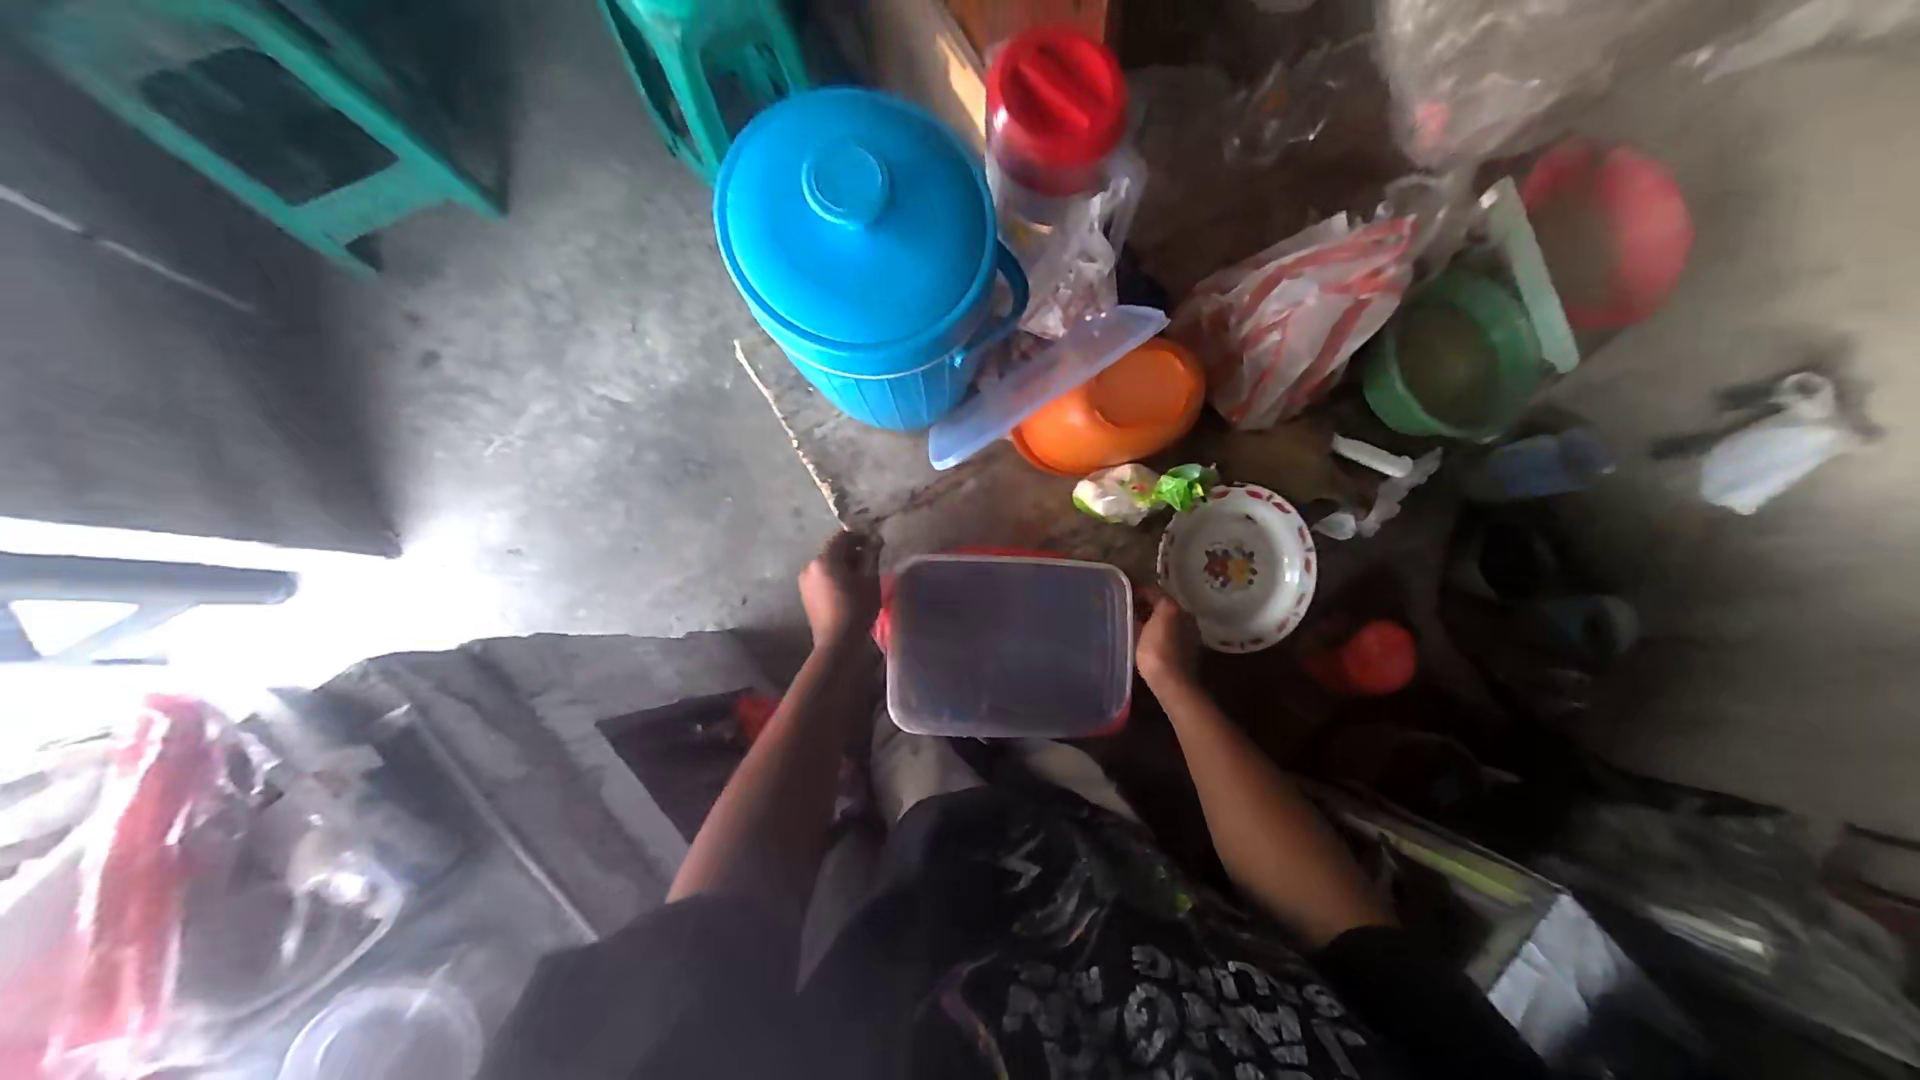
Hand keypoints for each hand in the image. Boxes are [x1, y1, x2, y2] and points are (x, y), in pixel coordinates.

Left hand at [798, 530, 880, 645]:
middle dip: (852, 551)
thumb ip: (872, 556)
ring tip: (860, 575)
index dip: (860, 537)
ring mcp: (804, 580)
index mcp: (825, 559)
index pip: (843, 536)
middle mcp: (810, 565)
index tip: (874, 543)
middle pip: (833, 549)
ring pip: (827, 563)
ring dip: (843, 564)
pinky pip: (821, 576)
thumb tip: (875, 540)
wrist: (837, 642)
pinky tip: (847, 587)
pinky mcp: (805, 592)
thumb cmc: (857, 609)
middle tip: (870, 560)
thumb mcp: (870, 580)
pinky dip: (834, 575)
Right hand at [1136, 591, 1199, 688]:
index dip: (1137, 593)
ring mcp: (1192, 630)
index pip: (1152, 592)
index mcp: (1172, 606)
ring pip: (1170, 618)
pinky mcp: (1194, 645)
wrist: (1174, 682)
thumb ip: (1135, 615)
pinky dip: (1165, 631)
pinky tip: (1153, 640)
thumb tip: (1131, 607)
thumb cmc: (1153, 653)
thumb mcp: (1137, 630)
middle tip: (1130, 612)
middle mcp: (1186, 613)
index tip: (1124, 598)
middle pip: (1163, 604)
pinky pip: (1176, 631)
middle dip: (1147, 607)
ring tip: (1139, 627)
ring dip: (1156, 620)